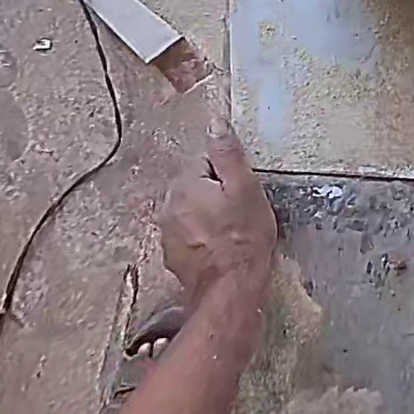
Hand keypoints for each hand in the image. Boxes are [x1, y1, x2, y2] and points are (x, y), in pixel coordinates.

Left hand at [160, 121, 276, 311]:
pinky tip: (221, 249)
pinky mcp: (173, 256)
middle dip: (216, 196)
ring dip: (209, 217)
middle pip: (196, 188)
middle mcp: (167, 207)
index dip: (227, 177)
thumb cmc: (243, 238)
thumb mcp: (245, 189)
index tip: (240, 195)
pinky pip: (190, 235)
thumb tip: (215, 122)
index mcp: (183, 185)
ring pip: (192, 212)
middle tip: (239, 214)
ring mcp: (167, 234)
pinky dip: (203, 238)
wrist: (231, 290)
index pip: (204, 165)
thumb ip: (227, 154)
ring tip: (232, 234)